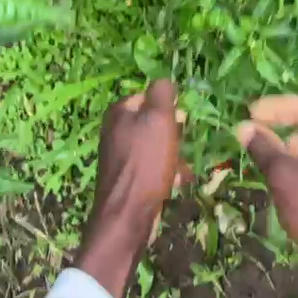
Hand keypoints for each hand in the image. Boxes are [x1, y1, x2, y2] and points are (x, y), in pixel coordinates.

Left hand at [74, 79, 182, 297]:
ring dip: (174, 155)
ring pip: (157, 145)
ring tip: (182, 168)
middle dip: (173, 133)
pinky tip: (176, 183)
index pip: (150, 96)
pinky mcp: (127, 178)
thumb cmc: (145, 164)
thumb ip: (162, 93)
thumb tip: (164, 81)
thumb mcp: (158, 119)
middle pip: (154, 121)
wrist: (127, 217)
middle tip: (182, 144)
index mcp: (118, 112)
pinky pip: (153, 167)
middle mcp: (115, 131)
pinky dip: (166, 172)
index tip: (181, 122)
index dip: (169, 107)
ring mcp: (119, 156)